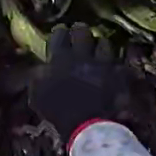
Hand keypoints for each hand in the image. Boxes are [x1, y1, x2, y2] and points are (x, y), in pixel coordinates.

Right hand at [29, 24, 123, 140]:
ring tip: (98, 48)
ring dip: (100, 44)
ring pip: (104, 43)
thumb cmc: (57, 111)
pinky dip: (114, 63)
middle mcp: (82, 55)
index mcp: (60, 58)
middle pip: (82, 32)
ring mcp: (102, 64)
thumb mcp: (37, 94)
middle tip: (79, 34)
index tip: (60, 33)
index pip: (59, 35)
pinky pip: (118, 62)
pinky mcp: (118, 75)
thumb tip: (41, 67)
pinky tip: (112, 66)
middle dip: (80, 31)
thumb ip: (38, 76)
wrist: (86, 124)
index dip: (60, 32)